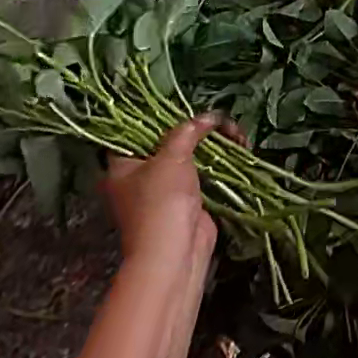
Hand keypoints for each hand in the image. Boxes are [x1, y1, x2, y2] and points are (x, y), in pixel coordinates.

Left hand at [103, 114, 239, 264]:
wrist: (175, 255)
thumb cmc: (161, 201)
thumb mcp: (171, 156)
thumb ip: (188, 131)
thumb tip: (209, 116)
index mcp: (122, 163)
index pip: (137, 128)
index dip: (160, 113)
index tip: (183, 103)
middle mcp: (139, 175)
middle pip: (167, 142)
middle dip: (194, 129)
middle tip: (217, 118)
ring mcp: (164, 190)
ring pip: (188, 158)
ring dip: (210, 145)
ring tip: (233, 131)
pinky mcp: (187, 203)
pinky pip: (202, 175)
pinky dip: (218, 164)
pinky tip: (236, 149)